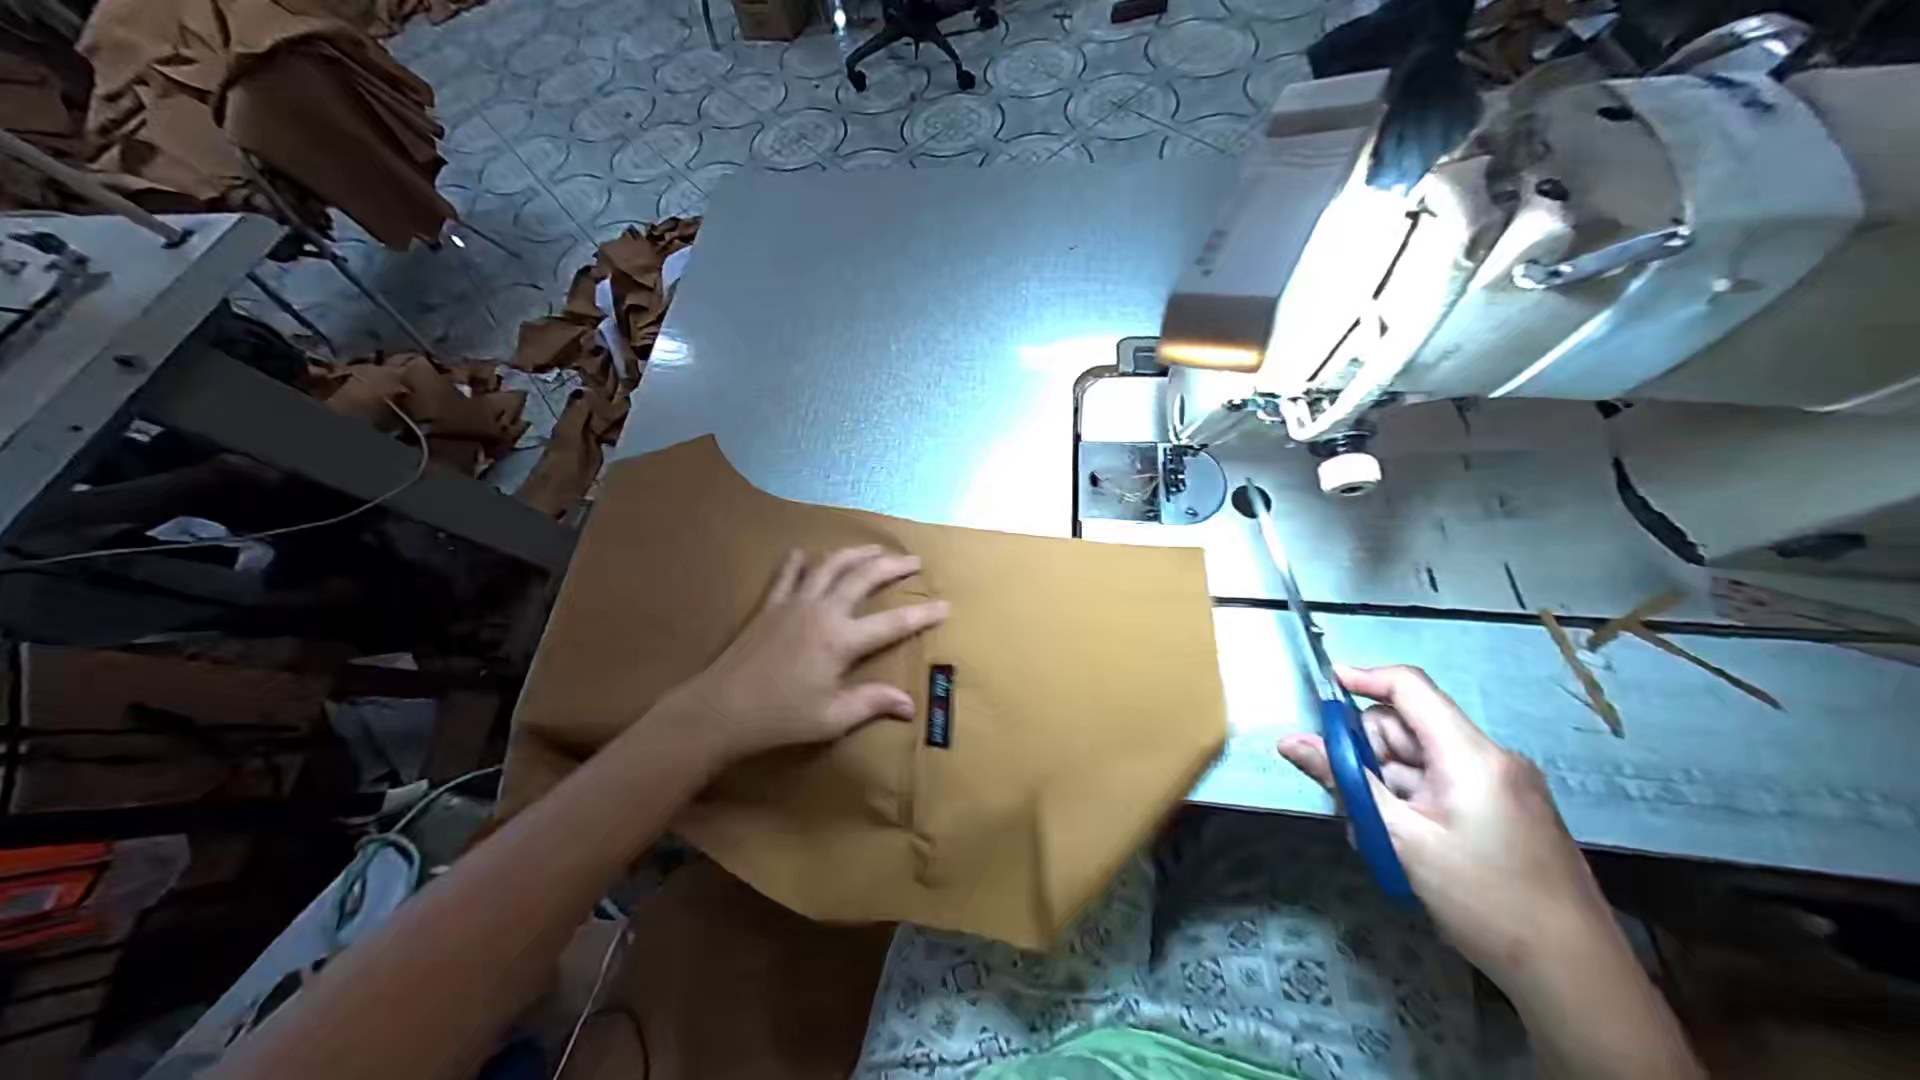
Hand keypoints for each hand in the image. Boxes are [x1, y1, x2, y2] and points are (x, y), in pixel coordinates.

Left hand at [669, 545, 948, 762]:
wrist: (720, 708)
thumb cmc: (780, 716)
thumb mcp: (831, 717)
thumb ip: (871, 703)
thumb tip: (909, 705)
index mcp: (841, 640)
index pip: (892, 622)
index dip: (922, 614)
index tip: (945, 605)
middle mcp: (822, 611)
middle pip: (863, 578)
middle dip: (892, 567)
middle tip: (914, 561)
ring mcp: (794, 604)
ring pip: (829, 566)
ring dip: (854, 554)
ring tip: (874, 548)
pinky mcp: (770, 606)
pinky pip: (786, 576)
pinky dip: (798, 562)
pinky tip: (802, 552)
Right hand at [1277, 665, 1616, 988]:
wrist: (1575, 975)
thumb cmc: (1482, 899)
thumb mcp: (1400, 838)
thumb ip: (1344, 781)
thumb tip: (1291, 742)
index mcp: (1470, 755)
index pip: (1410, 687)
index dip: (1363, 678)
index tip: (1322, 688)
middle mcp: (1489, 758)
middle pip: (1408, 727)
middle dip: (1370, 752)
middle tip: (1352, 798)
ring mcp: (1500, 784)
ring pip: (1419, 759)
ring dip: (1386, 784)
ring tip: (1378, 834)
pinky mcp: (1504, 809)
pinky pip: (1440, 783)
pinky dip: (1410, 800)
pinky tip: (1402, 841)